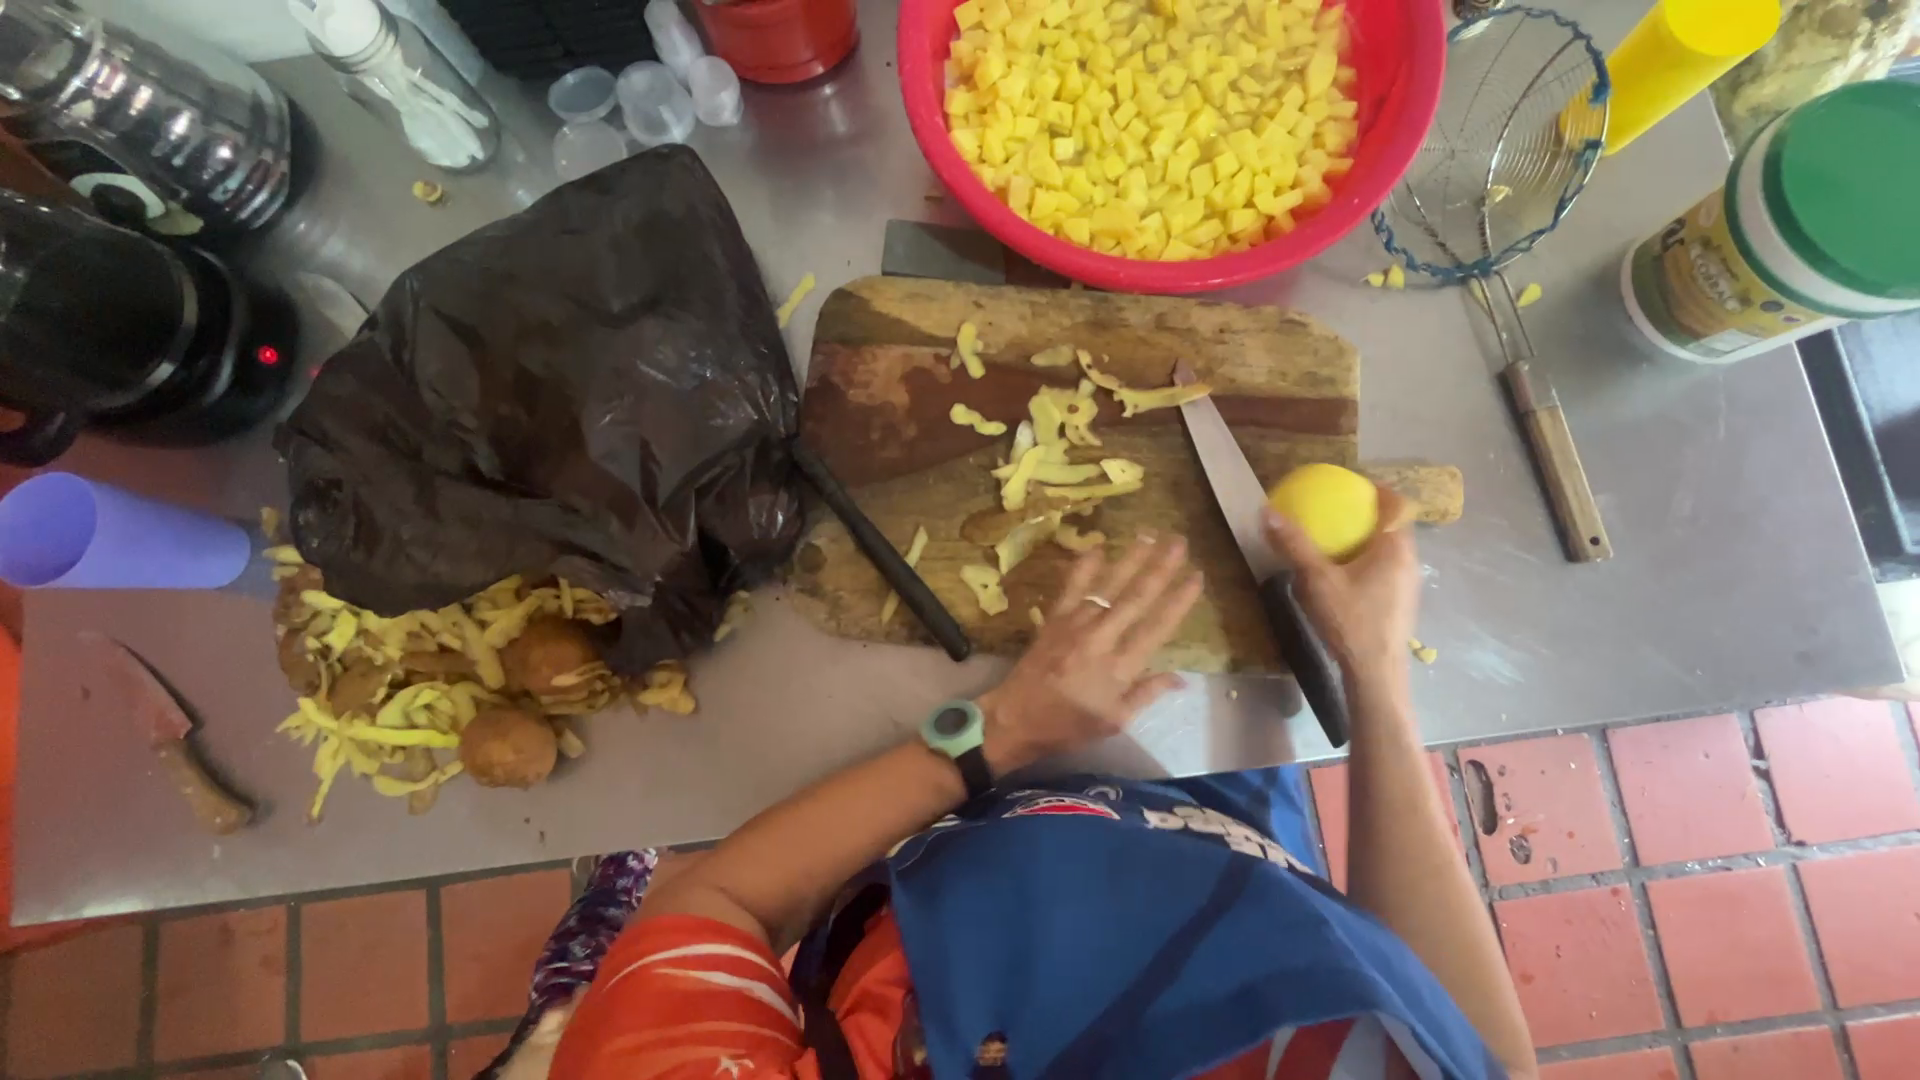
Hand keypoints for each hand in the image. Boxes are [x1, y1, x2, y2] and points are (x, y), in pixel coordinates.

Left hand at [978, 534, 1204, 773]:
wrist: (1016, 718)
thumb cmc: (1069, 725)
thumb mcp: (1115, 721)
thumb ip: (1147, 694)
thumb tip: (1182, 678)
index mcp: (1120, 668)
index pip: (1158, 627)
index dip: (1179, 600)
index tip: (1197, 576)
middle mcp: (1101, 640)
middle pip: (1136, 597)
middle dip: (1161, 568)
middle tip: (1179, 542)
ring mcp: (1075, 625)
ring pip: (1108, 586)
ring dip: (1130, 559)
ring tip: (1149, 534)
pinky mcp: (1053, 619)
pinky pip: (1072, 588)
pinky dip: (1085, 566)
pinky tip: (1098, 546)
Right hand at [1262, 485, 1420, 686]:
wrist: (1375, 673)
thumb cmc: (1351, 621)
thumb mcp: (1316, 580)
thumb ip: (1294, 545)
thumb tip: (1267, 511)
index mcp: (1395, 548)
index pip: (1397, 505)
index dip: (1379, 489)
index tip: (1354, 483)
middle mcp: (1408, 562)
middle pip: (1394, 526)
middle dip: (1368, 515)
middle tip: (1338, 509)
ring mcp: (1407, 585)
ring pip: (1390, 551)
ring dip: (1367, 540)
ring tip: (1336, 539)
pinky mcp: (1399, 604)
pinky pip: (1385, 570)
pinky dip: (1366, 561)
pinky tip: (1342, 575)